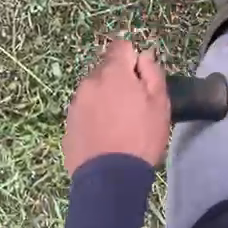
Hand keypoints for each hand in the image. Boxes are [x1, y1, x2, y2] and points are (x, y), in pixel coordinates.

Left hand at [62, 38, 169, 174]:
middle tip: (132, 105)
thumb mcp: (159, 103)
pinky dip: (93, 116)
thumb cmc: (140, 138)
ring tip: (117, 124)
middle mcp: (90, 82)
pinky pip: (84, 111)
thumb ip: (152, 72)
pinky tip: (104, 137)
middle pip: (106, 69)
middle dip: (118, 80)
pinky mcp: (67, 125)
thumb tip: (144, 56)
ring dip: (104, 98)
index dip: (132, 59)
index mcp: (113, 72)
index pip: (121, 46)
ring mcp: (76, 104)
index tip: (140, 78)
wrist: (110, 181)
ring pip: (94, 90)